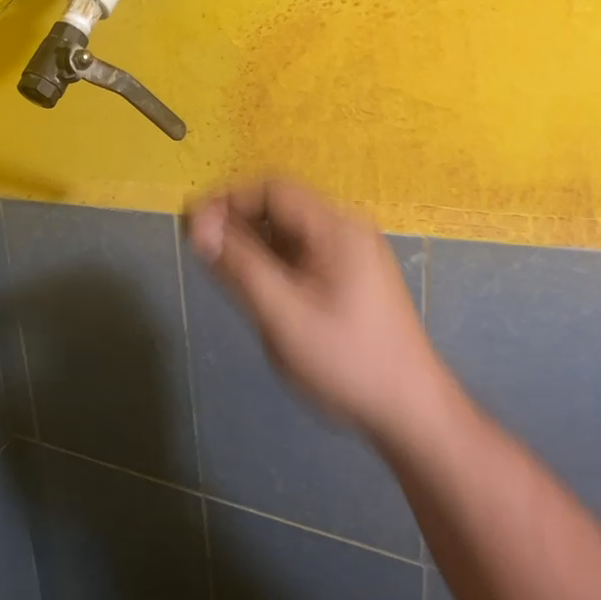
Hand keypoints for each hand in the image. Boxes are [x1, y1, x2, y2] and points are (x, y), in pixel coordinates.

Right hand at [186, 180, 450, 441]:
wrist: (410, 410)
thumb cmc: (347, 361)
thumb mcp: (283, 314)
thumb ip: (238, 267)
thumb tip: (198, 227)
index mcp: (335, 229)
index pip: (271, 189)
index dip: (226, 200)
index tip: (191, 226)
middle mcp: (344, 231)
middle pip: (278, 207)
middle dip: (233, 221)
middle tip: (197, 248)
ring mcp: (348, 255)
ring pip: (285, 232)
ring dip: (248, 243)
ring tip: (216, 268)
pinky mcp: (346, 278)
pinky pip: (298, 254)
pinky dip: (267, 261)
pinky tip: (250, 287)